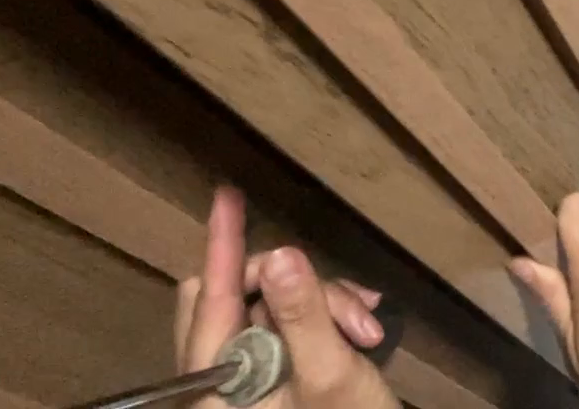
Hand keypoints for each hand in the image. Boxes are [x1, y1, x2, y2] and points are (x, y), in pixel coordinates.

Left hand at [175, 187, 399, 408]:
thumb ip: (304, 314)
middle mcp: (220, 376)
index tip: (225, 194)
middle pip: (236, 297)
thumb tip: (281, 253)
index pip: (211, 300)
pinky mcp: (268, 370)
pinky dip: (325, 313)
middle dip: (295, 282)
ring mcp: (244, 373)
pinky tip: (361, 325)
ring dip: (322, 302)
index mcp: (217, 384)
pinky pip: (287, 318)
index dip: (222, 244)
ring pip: (270, 304)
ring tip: (367, 323)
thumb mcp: (330, 372)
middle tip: (343, 297)